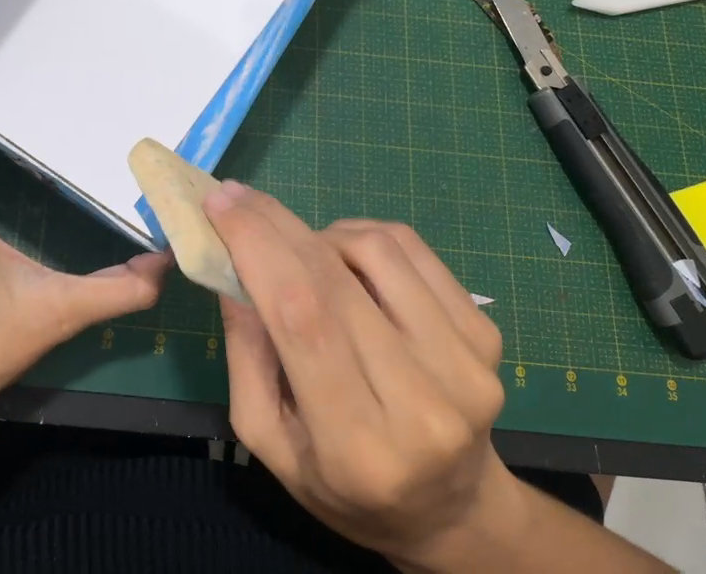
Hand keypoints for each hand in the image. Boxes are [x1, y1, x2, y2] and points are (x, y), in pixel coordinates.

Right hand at [206, 182, 512, 569]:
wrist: (451, 508)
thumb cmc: (343, 485)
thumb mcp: (269, 440)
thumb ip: (246, 355)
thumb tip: (232, 269)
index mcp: (356, 445)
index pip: (303, 320)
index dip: (258, 249)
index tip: (219, 203)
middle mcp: (422, 405)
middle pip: (335, 280)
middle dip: (275, 225)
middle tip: (236, 197)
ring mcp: (464, 365)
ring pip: (377, 250)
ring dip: (321, 233)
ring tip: (301, 254)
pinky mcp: (486, 334)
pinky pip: (412, 250)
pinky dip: (363, 237)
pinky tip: (344, 258)